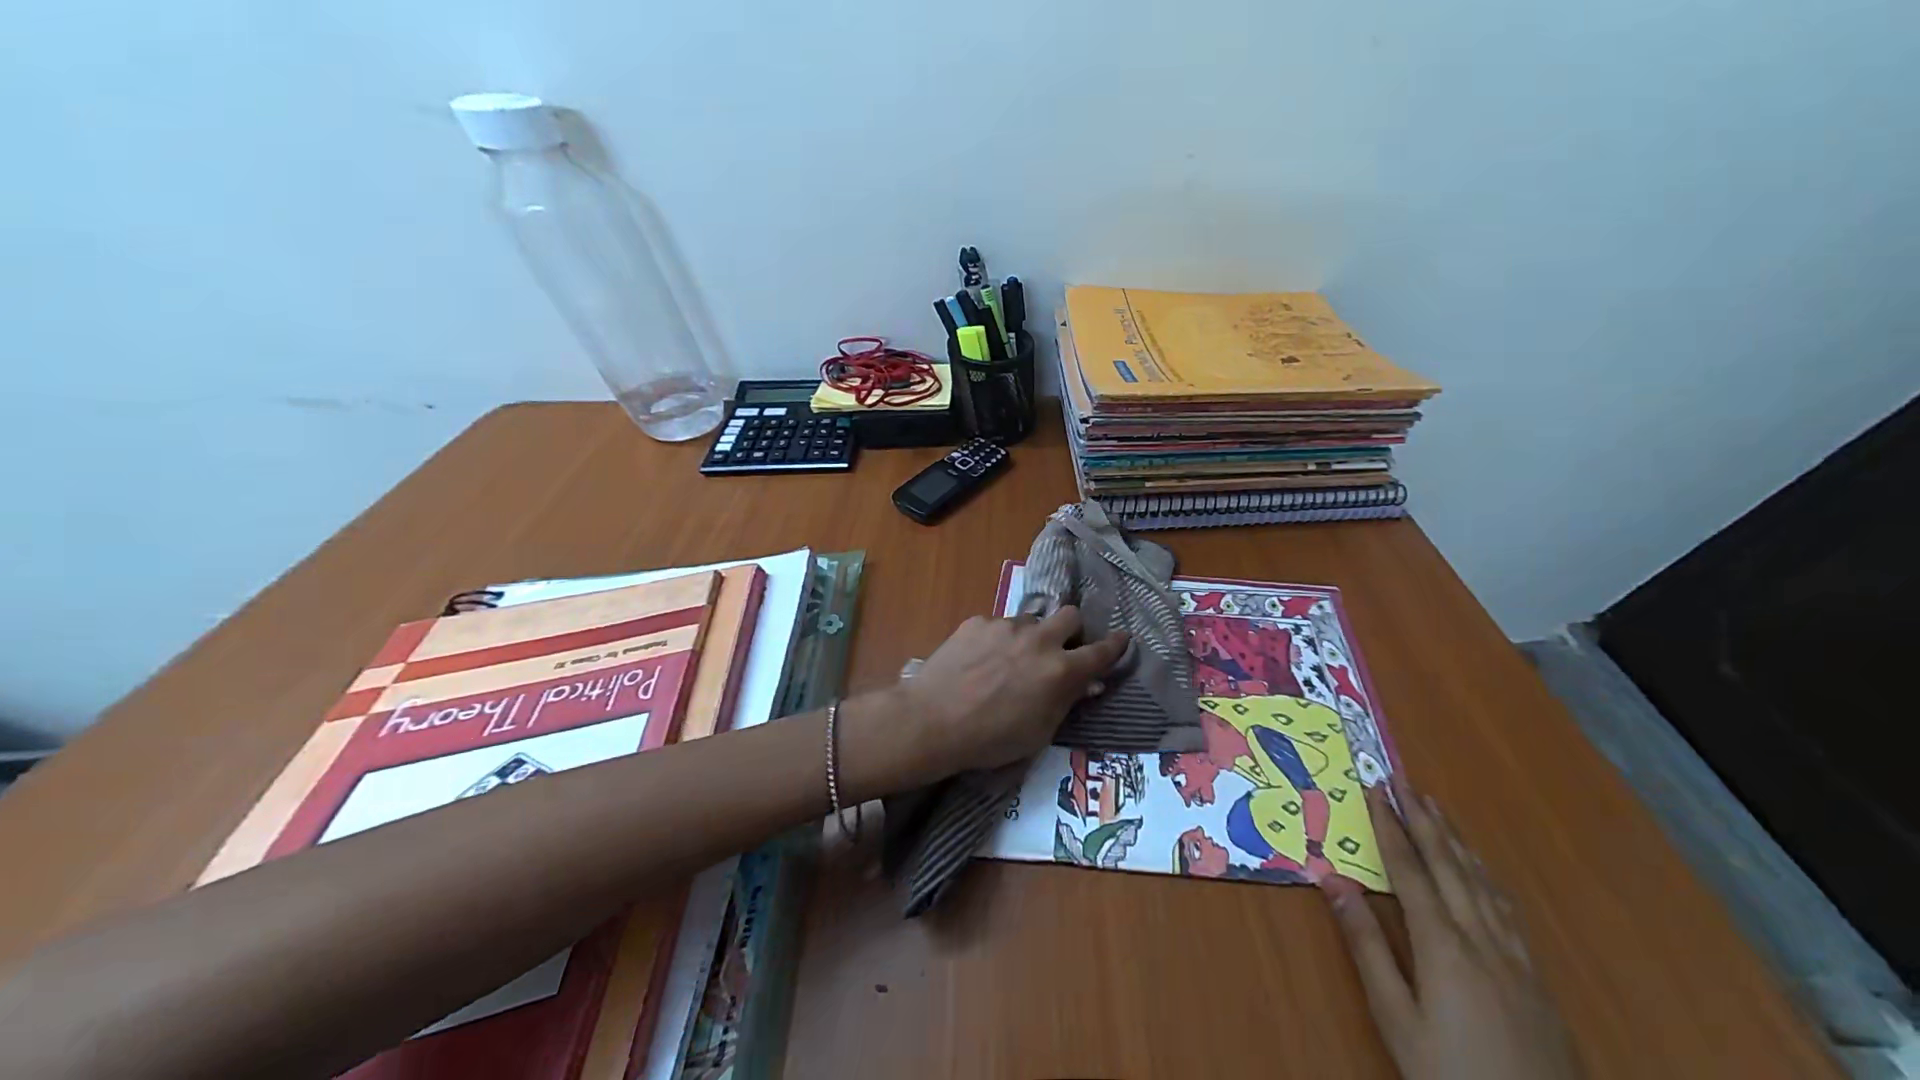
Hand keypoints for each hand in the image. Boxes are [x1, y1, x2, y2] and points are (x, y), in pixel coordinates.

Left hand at [888, 608, 1125, 782]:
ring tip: (1007, 662)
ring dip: (1029, 637)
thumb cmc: (992, 739)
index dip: (1115, 645)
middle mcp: (1039, 639)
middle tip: (1058, 649)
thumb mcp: (1040, 732)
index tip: (1122, 638)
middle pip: (1070, 615)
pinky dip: (996, 640)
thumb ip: (1066, 701)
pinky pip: (997, 625)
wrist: (933, 720)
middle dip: (1071, 630)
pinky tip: (978, 662)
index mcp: (1061, 670)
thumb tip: (1086, 683)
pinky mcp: (977, 622)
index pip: (1101, 651)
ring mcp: (1007, 626)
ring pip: (1031, 620)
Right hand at [1321, 776, 1582, 1079]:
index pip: (1409, 870)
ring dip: (1456, 840)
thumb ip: (1366, 945)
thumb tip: (1333, 881)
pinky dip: (1486, 876)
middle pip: (1449, 866)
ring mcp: (1515, 957)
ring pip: (1481, 882)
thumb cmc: (1448, 1069)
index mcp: (1443, 944)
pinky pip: (1506, 909)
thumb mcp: (1394, 1014)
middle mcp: (1481, 938)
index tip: (1376, 790)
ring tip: (1438, 809)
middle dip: (1424, 820)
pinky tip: (1482, 872)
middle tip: (1405, 781)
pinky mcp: (1535, 978)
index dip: (1390, 827)